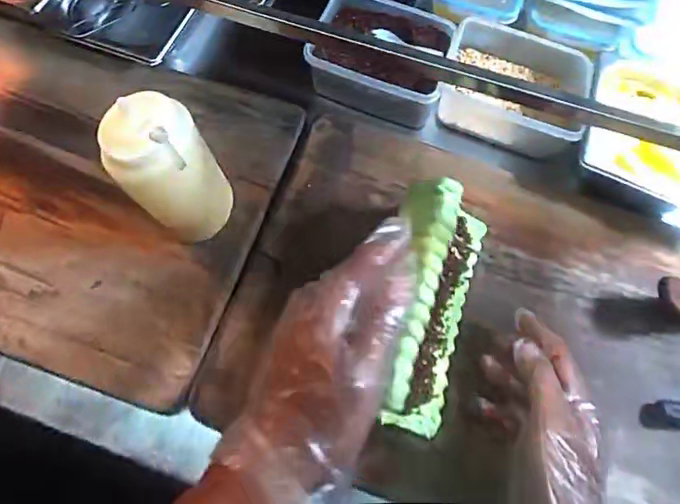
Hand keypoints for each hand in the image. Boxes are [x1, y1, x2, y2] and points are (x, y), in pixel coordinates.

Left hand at [204, 219, 414, 503]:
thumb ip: (385, 323)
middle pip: (348, 270)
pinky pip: (328, 299)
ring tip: (391, 267)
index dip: (386, 244)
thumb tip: (404, 276)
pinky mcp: (290, 332)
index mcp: (326, 306)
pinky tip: (363, 302)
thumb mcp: (366, 377)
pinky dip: (350, 293)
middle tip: (405, 243)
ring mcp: (295, 316)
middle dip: (376, 256)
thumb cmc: (325, 419)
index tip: (407, 222)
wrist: (272, 456)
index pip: (361, 264)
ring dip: (364, 275)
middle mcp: (307, 301)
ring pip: (337, 284)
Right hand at [476, 309, 603, 503]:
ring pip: (523, 393)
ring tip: (481, 364)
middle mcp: (562, 411)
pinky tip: (479, 404)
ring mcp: (545, 432)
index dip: (539, 333)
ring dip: (503, 376)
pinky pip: (511, 419)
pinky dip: (496, 408)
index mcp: (575, 399)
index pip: (558, 355)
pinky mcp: (528, 450)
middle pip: (539, 371)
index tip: (517, 314)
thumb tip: (524, 341)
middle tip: (491, 339)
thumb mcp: (551, 415)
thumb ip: (539, 375)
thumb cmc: (556, 462)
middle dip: (516, 353)